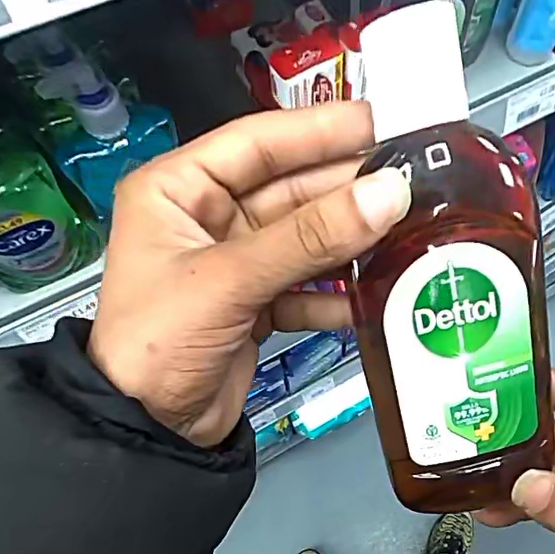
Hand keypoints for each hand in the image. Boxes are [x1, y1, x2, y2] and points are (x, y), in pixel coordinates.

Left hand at [88, 103, 411, 445]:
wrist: (148, 429)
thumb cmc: (153, 345)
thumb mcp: (228, 280)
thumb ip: (308, 238)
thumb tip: (384, 194)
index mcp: (178, 191)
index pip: (258, 143)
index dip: (319, 131)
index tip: (377, 124)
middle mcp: (207, 222)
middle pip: (289, 192)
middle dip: (344, 191)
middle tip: (406, 184)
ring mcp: (234, 267)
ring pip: (303, 242)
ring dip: (346, 244)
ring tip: (400, 233)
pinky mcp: (253, 308)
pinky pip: (303, 291)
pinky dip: (332, 297)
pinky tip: (366, 297)